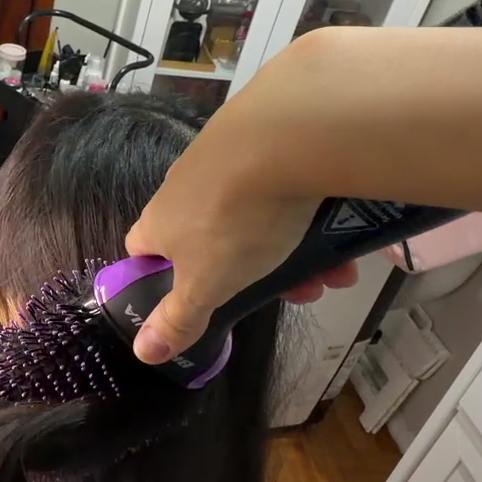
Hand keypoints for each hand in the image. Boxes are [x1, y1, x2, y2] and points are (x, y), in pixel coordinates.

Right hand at [124, 93, 357, 363]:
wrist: (285, 134)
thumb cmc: (234, 220)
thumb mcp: (208, 285)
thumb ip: (179, 319)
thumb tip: (141, 352)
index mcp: (159, 221)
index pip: (143, 250)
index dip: (164, 277)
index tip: (196, 297)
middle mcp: (183, 184)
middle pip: (210, 238)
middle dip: (253, 272)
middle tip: (294, 291)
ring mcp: (222, 154)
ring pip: (253, 212)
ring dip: (291, 246)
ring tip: (334, 269)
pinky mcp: (263, 129)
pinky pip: (282, 180)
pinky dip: (307, 206)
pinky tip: (339, 218)